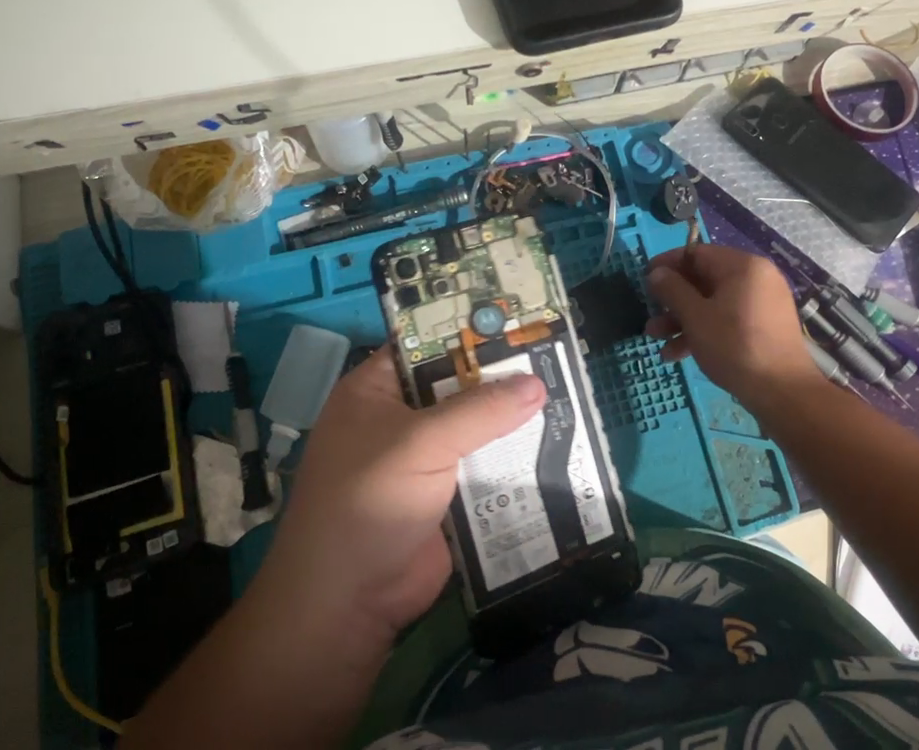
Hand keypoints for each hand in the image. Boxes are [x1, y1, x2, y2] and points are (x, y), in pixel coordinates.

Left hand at [257, 350, 545, 637]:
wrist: (348, 602)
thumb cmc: (367, 503)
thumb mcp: (419, 444)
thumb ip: (479, 411)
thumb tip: (537, 383)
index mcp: (376, 391)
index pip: (426, 344)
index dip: (468, 328)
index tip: (520, 315)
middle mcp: (402, 418)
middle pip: (459, 384)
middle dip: (503, 374)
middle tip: (558, 353)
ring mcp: (427, 459)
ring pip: (479, 427)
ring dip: (516, 418)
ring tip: (571, 391)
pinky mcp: (450, 496)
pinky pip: (489, 467)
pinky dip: (518, 458)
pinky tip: (560, 443)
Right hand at [644, 244, 820, 397]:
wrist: (782, 391)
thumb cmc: (734, 346)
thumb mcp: (695, 317)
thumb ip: (672, 290)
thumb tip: (657, 273)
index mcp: (742, 266)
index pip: (697, 253)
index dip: (667, 265)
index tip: (644, 279)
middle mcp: (756, 278)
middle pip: (704, 280)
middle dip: (673, 300)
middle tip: (650, 316)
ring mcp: (761, 303)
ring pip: (713, 303)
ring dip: (682, 320)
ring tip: (657, 340)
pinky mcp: (763, 327)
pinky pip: (727, 319)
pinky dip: (703, 331)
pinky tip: (677, 354)